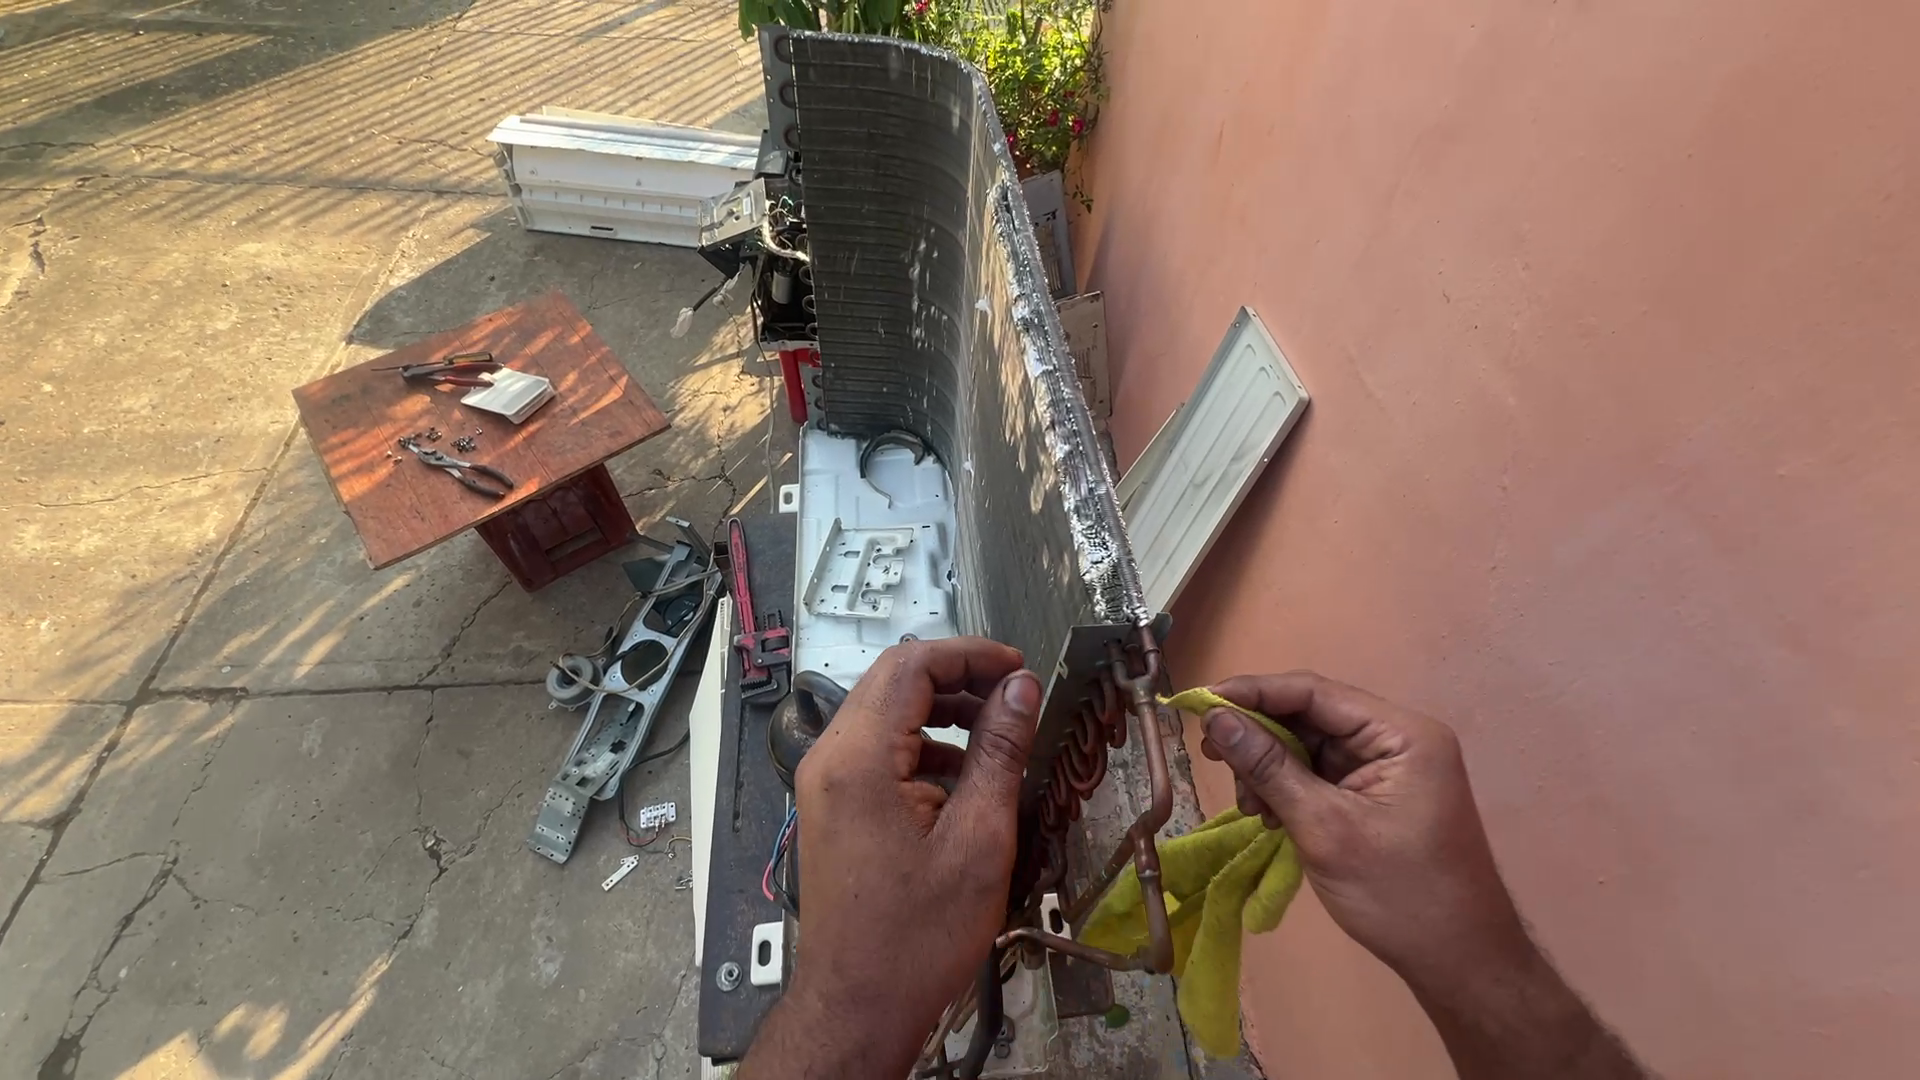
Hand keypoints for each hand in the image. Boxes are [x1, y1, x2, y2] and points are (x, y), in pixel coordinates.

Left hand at [739, 638, 1041, 1079]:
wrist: (856, 1009)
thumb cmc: (920, 933)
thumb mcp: (978, 838)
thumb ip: (999, 751)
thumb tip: (1022, 687)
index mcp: (858, 756)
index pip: (911, 666)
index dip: (969, 655)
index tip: (1018, 668)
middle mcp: (830, 755)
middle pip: (893, 681)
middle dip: (957, 677)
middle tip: (1013, 693)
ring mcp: (825, 779)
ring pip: (885, 711)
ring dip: (941, 709)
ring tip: (996, 728)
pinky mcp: (832, 801)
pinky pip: (877, 748)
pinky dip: (922, 743)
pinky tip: (962, 772)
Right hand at [1199, 672, 1529, 984]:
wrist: (1459, 968)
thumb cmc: (1400, 895)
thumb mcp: (1324, 826)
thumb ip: (1267, 765)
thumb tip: (1214, 716)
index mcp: (1400, 734)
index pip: (1313, 692)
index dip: (1253, 692)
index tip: (1202, 703)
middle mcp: (1392, 738)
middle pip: (1306, 715)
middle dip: (1257, 736)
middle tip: (1211, 754)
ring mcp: (1382, 765)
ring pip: (1303, 743)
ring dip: (1266, 767)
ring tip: (1248, 805)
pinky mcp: (1370, 791)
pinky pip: (1312, 770)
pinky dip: (1281, 786)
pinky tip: (1266, 813)